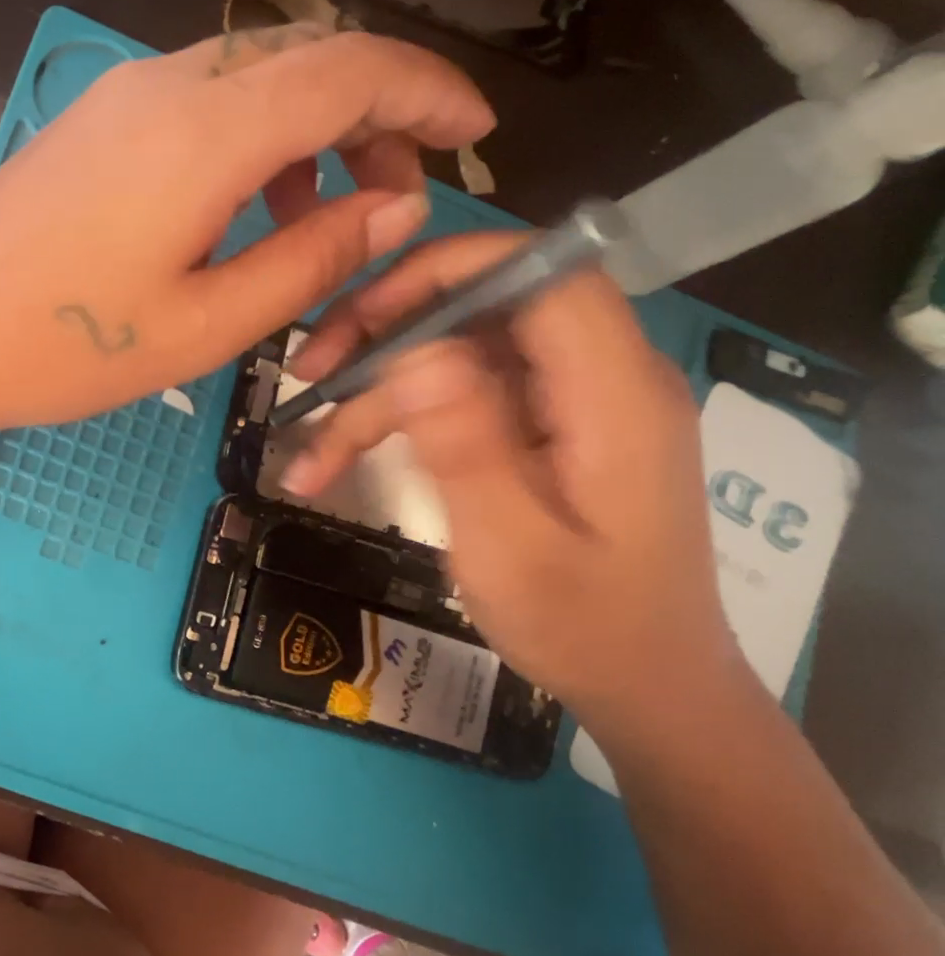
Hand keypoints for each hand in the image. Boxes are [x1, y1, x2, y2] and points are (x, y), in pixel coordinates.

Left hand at [0, 27, 492, 433]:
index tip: (477, 134)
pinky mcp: (87, 122)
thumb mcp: (204, 326)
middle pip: (304, 57)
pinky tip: (241, 204)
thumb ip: (309, 261)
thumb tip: (395, 208)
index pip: (352, 69)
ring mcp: (117, 97)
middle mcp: (163, 86)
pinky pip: (194, 99)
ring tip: (324, 210)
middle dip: (372, 111)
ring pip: (249, 74)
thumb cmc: (64, 350)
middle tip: (397, 192)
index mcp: (205, 133)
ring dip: (308, 125)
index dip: (429, 92)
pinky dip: (246, 134)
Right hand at [280, 233, 742, 716]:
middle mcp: (598, 377)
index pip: (541, 274)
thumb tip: (416, 352)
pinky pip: (458, 395)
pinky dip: (396, 423)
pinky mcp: (543, 426)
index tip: (360, 312)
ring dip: (373, 395)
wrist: (646, 685)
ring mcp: (568, 401)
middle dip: (383, 332)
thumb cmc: (584, 628)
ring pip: (453, 356)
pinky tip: (336, 464)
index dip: (446, 270)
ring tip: (308, 454)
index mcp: (613, 394)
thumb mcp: (511, 548)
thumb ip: (468, 446)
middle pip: (481, 307)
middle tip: (307, 374)